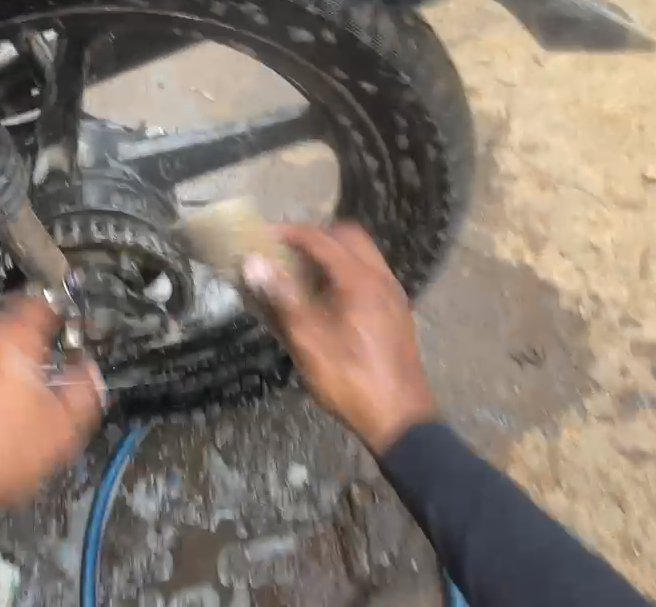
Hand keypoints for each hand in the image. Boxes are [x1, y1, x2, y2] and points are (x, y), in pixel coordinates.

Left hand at [0, 296, 104, 576]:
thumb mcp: (60, 431)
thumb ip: (84, 394)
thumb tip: (90, 378)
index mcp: (14, 335)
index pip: (43, 305)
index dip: (58, 316)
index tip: (64, 330)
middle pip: (9, 327)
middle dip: (26, 351)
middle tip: (39, 381)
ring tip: (5, 411)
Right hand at [242, 223, 437, 450]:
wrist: (401, 423)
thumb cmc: (349, 379)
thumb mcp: (307, 339)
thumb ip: (281, 296)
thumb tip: (254, 262)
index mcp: (359, 280)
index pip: (321, 239)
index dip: (289, 233)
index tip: (263, 236)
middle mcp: (381, 278)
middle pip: (348, 236)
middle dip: (315, 235)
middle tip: (287, 248)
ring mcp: (393, 296)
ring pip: (362, 254)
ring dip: (332, 252)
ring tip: (302, 271)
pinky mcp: (396, 313)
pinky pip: (369, 273)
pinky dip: (345, 270)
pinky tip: (326, 297)